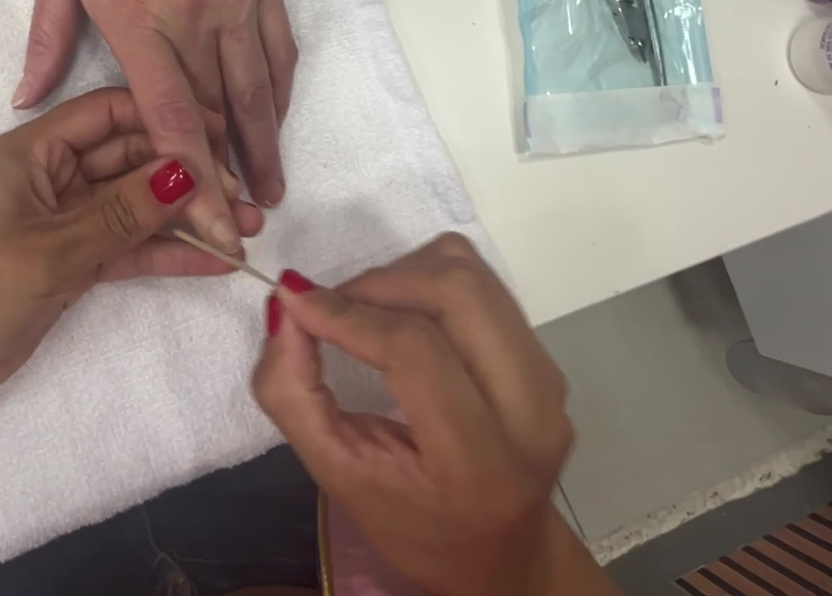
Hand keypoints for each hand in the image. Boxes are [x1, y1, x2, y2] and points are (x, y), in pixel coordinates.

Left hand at [0, 88, 264, 413]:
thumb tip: (188, 172)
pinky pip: (126, 245)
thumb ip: (122, 212)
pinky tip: (214, 262)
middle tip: (247, 198)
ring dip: (185, 217)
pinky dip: (165, 252)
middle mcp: (50, 175)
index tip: (221, 136)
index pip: (108, 114)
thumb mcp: (51, 249)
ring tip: (247, 232)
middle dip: (186, 176)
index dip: (164, 119)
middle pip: (129, 160)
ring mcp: (63, 219)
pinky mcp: (71, 260)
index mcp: (32, 150)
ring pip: (135, 206)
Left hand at [15, 0, 296, 254]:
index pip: (172, 119)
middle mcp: (196, 16)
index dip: (192, 180)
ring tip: (270, 192)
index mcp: (138, 19)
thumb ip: (46, 38)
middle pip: (221, 116)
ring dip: (267, 146)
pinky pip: (281, 49)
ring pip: (259, 90)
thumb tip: (24, 97)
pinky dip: (281, 93)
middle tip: (241, 229)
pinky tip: (277, 121)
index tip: (207, 226)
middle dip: (233, 180)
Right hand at [254, 235, 581, 595]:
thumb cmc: (410, 523)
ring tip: (365, 311)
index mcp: (477, 461)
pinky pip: (481, 283)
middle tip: (332, 307)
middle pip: (455, 292)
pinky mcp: (544, 357)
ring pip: (470, 275)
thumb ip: (291, 393)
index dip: (345, 314)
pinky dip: (425, 278)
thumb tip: (285, 308)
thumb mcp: (333, 473)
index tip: (293, 300)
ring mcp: (547, 380)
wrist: (501, 557)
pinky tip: (401, 315)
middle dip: (376, 282)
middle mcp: (529, 412)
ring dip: (401, 274)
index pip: (414, 351)